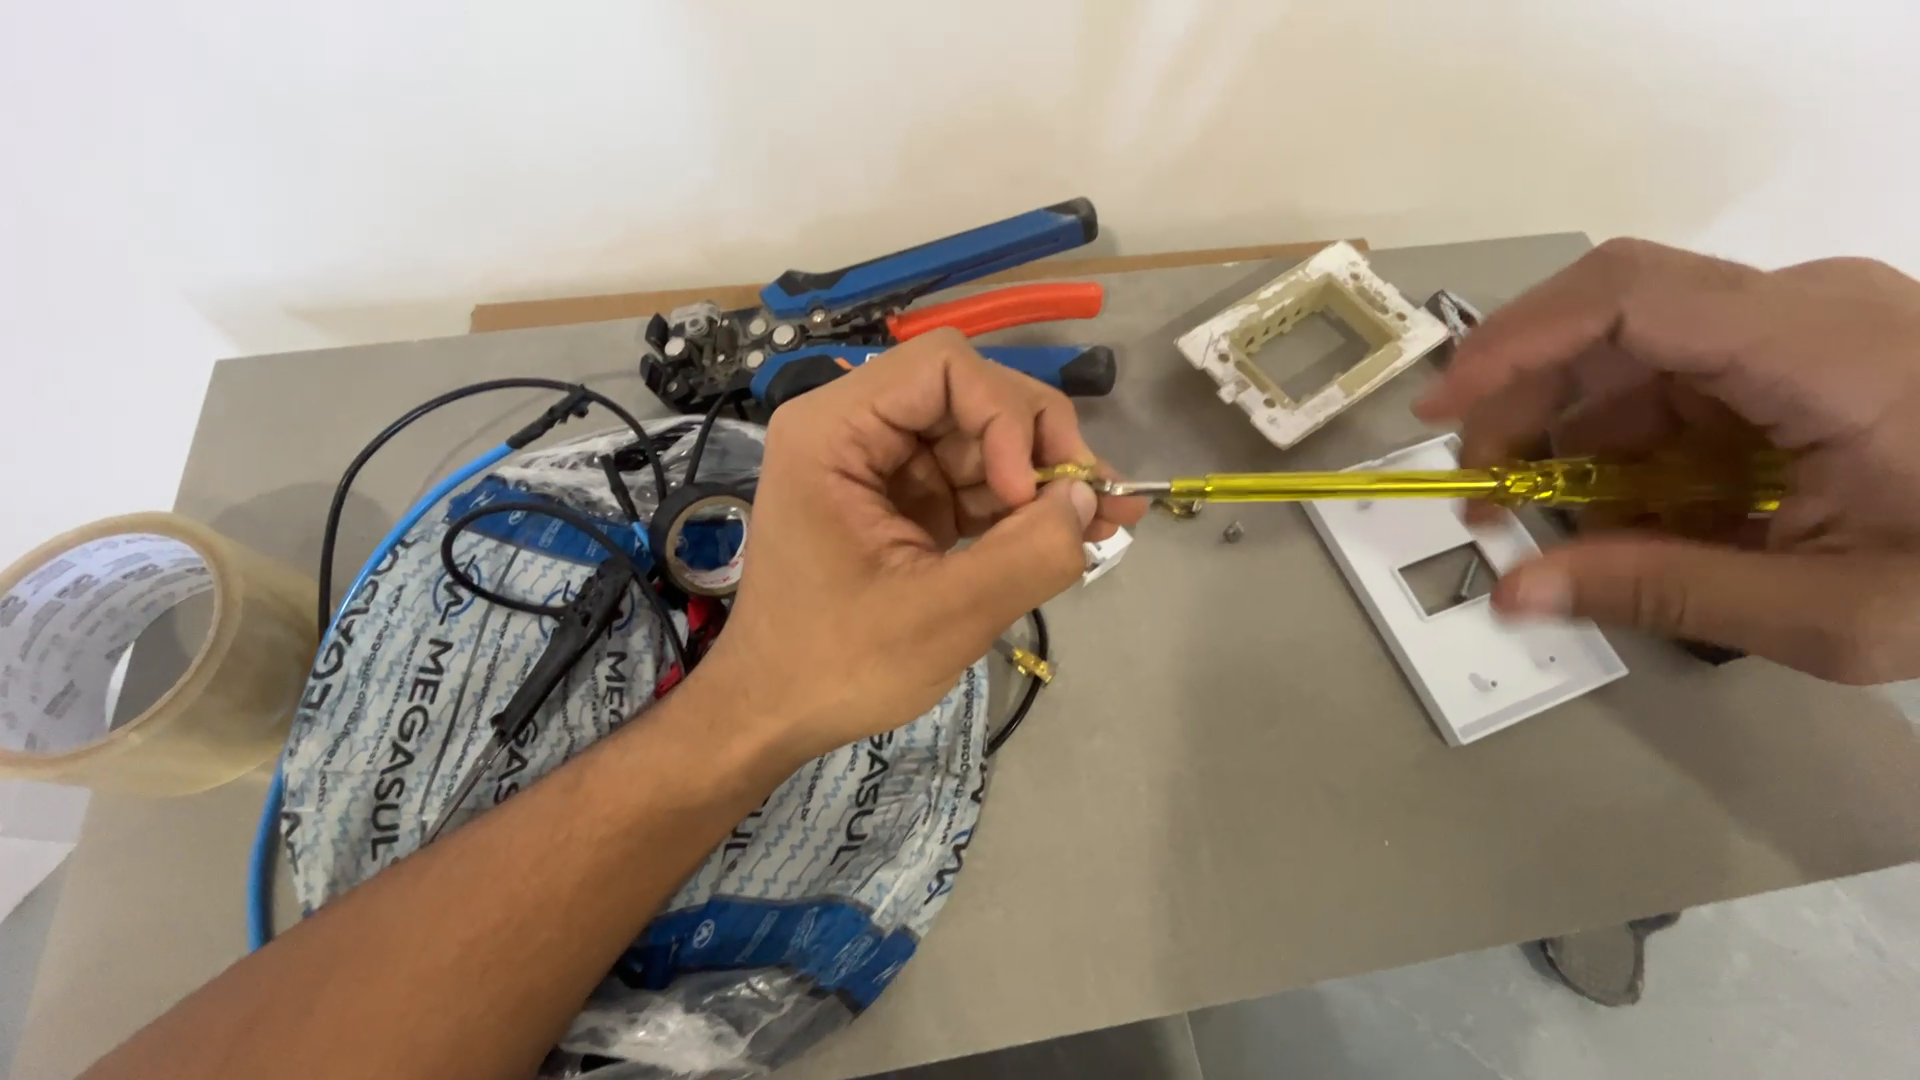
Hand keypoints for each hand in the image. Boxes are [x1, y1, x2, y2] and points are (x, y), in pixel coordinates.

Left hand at [695, 329, 1145, 759]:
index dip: (1004, 416)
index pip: (944, 367)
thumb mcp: (941, 618)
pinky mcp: (903, 503)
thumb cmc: (836, 667)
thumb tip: (1090, 498)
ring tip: (1103, 524)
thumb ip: (1028, 554)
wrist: (776, 713)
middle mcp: (854, 430)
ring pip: (983, 439)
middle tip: (1095, 503)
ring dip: (1042, 478)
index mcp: (833, 432)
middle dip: (1038, 446)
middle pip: (971, 395)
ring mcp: (881, 467)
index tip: (1025, 495)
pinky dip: (1021, 506)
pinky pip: (974, 482)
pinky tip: (1067, 534)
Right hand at [1416, 238, 1919, 683]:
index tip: (1439, 412)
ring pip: (1622, 366)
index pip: (1627, 298)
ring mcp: (1797, 324)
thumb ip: (1664, 593)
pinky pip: (1665, 388)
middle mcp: (1801, 307)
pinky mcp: (1792, 350)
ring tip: (1580, 534)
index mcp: (1826, 349)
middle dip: (1520, 416)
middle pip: (1600, 332)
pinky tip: (1652, 512)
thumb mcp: (1840, 611)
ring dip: (1573, 447)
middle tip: (1485, 501)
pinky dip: (1629, 452)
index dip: (1512, 345)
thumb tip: (1511, 594)